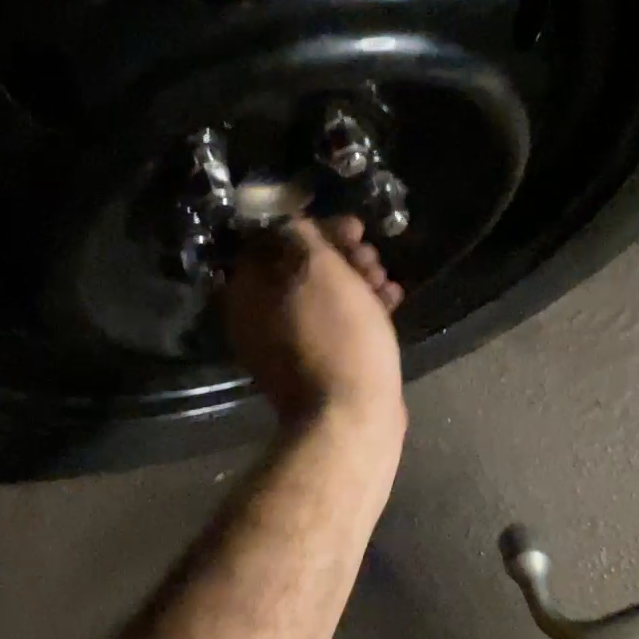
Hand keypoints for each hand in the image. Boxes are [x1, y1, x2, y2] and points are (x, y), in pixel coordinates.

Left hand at [223, 216, 404, 425]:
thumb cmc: (337, 335)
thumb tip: (294, 223)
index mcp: (246, 294)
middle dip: (341, 255)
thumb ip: (302, 234)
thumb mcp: (319, 269)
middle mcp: (259, 318)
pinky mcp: (319, 364)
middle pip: (300, 269)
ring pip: (323, 297)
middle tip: (370, 255)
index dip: (314, 226)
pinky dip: (361, 309)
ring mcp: (288, 345)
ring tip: (385, 280)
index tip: (353, 226)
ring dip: (357, 280)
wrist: (352, 416)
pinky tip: (392, 301)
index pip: (272, 240)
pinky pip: (337, 325)